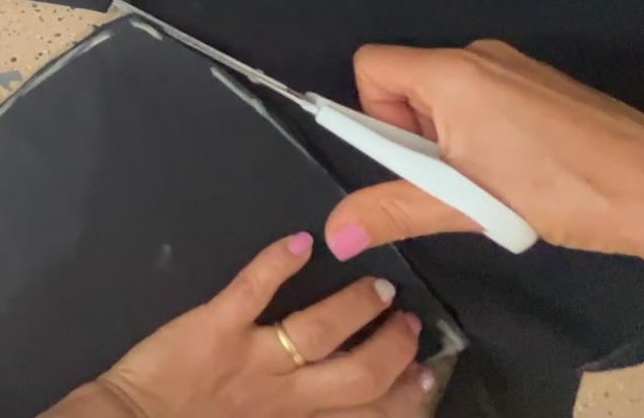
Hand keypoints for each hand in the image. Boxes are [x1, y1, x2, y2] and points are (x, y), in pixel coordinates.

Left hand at [47, 233, 433, 417]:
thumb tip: (341, 409)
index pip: (371, 413)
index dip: (407, 393)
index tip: (427, 370)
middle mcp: (290, 399)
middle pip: (360, 372)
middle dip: (392, 347)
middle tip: (409, 318)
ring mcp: (253, 359)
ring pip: (318, 328)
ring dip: (353, 306)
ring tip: (377, 284)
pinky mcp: (216, 325)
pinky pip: (253, 288)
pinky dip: (277, 263)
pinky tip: (300, 242)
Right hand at [322, 40, 643, 261]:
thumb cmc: (564, 190)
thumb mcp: (467, 204)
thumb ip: (391, 210)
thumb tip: (333, 234)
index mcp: (449, 71)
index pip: (369, 65)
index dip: (374, 111)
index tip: (415, 155)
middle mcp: (476, 54)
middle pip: (407, 82)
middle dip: (417, 131)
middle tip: (459, 176)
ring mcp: (516, 66)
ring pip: (448, 94)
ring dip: (453, 136)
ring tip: (499, 180)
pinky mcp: (547, 85)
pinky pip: (486, 98)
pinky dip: (487, 132)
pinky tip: (530, 171)